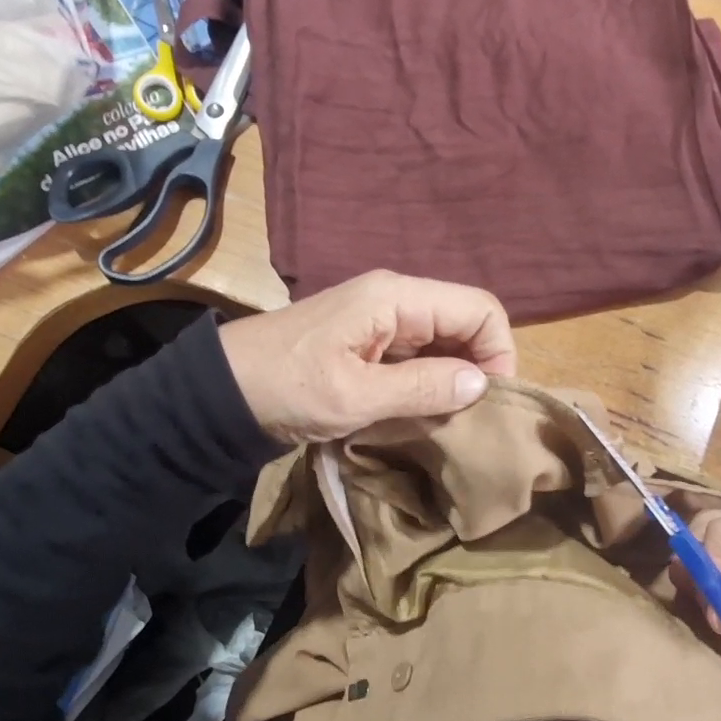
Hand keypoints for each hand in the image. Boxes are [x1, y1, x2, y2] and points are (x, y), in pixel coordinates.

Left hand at [220, 271, 516, 443]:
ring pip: (443, 343)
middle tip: (472, 419)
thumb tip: (483, 384)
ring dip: (453, 380)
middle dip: (479, 369)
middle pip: (464, 324)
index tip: (489, 403)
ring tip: (450, 423)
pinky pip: (417, 357)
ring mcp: (381, 321)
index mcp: (396, 298)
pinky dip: (428, 384)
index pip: (480, 309)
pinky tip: (423, 415)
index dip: (498, 353)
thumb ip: (422, 387)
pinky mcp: (369, 344)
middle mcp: (396, 300)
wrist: (222, 391)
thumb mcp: (355, 396)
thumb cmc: (286, 387)